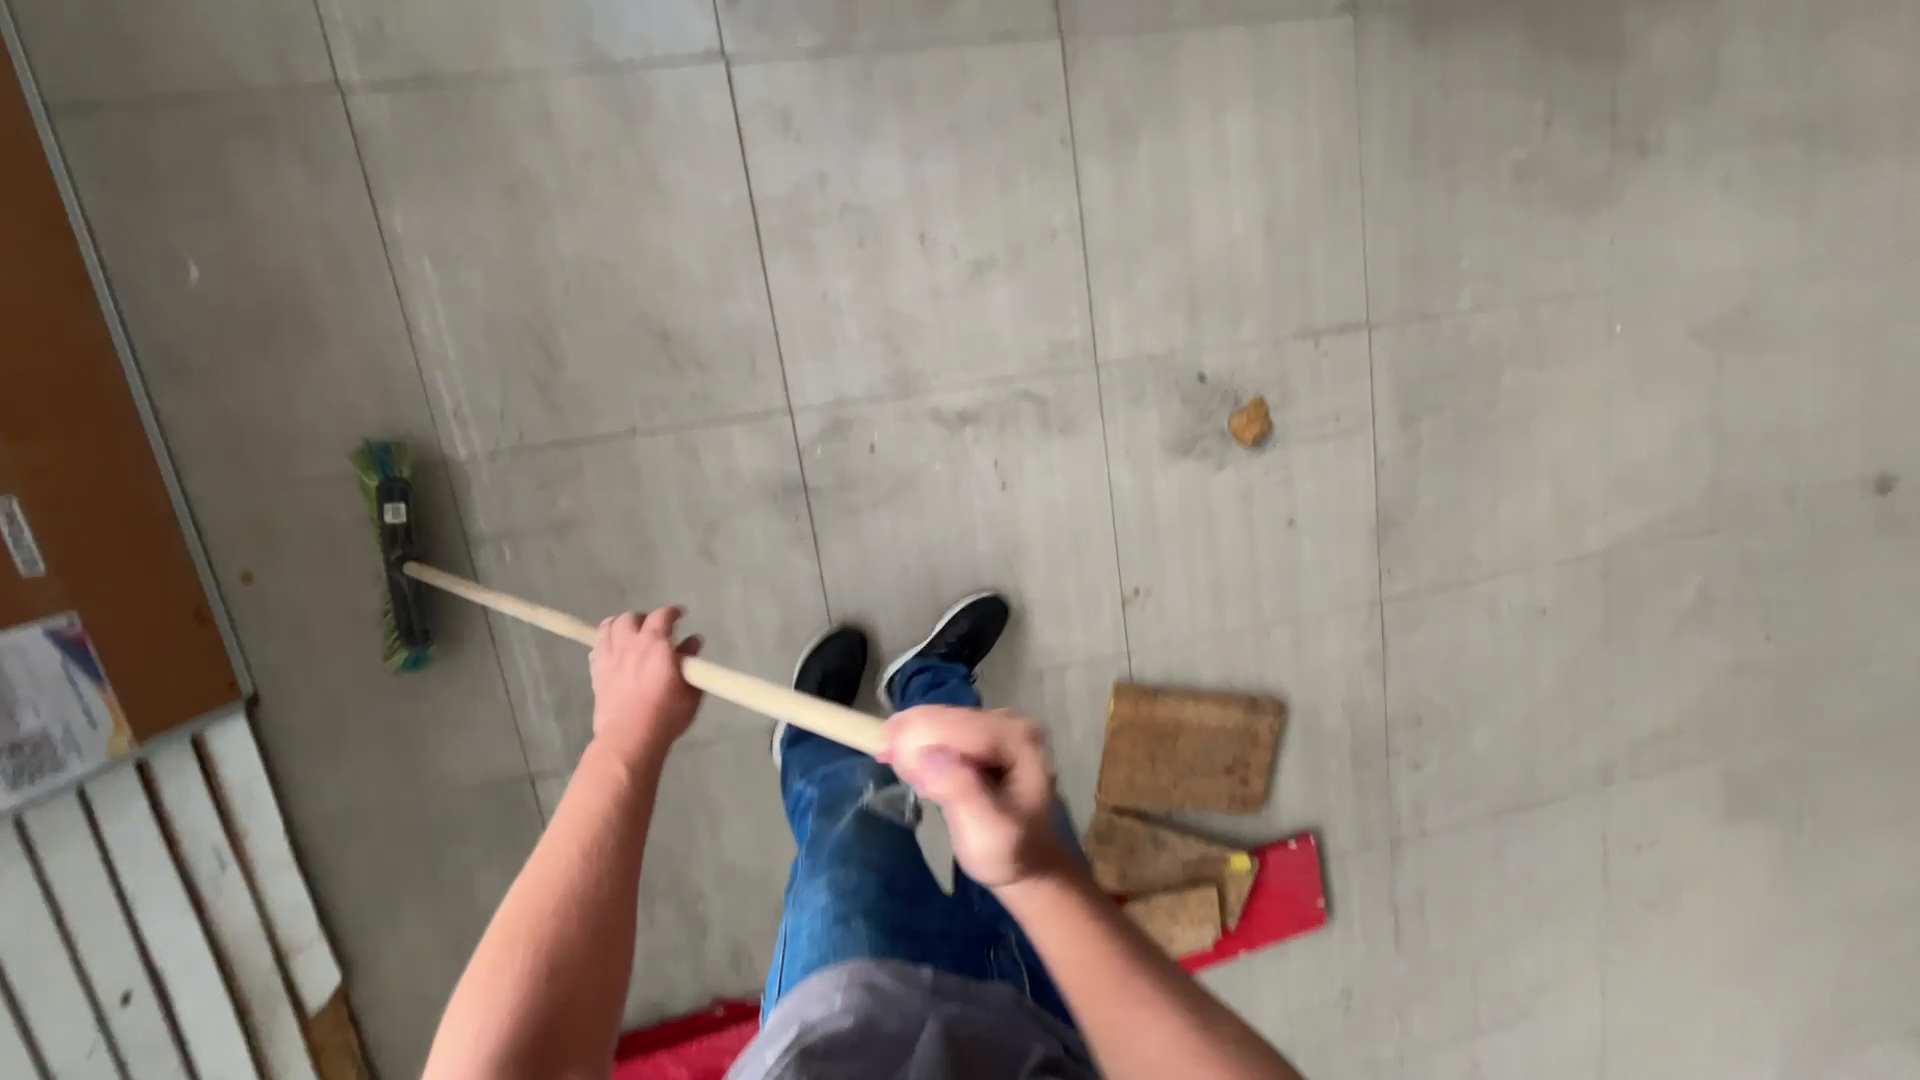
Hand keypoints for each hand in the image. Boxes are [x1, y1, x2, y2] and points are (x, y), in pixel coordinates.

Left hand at [590, 608, 703, 762]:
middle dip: (643, 618)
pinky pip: (596, 647)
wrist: (630, 736)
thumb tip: (693, 641)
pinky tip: (612, 650)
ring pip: (608, 627)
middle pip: (631, 617)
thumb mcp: (690, 688)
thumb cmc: (667, 713)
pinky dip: (605, 642)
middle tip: (652, 627)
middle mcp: (630, 643)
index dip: (672, 612)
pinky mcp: (596, 672)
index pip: (662, 616)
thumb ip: (690, 661)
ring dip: (620, 624)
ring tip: (628, 632)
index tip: (680, 614)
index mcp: (656, 643)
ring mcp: (610, 657)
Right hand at [883, 706, 1074, 889]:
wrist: (1025, 860)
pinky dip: (918, 738)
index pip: (963, 727)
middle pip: (950, 717)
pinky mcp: (982, 733)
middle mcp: (1011, 724)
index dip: (922, 734)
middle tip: (882, 753)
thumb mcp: (987, 834)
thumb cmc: (1008, 853)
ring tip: (889, 757)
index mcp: (1020, 742)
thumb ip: (960, 793)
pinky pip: (942, 726)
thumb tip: (926, 756)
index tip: (886, 750)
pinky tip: (904, 756)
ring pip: (941, 718)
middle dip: (913, 733)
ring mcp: (997, 726)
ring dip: (911, 735)